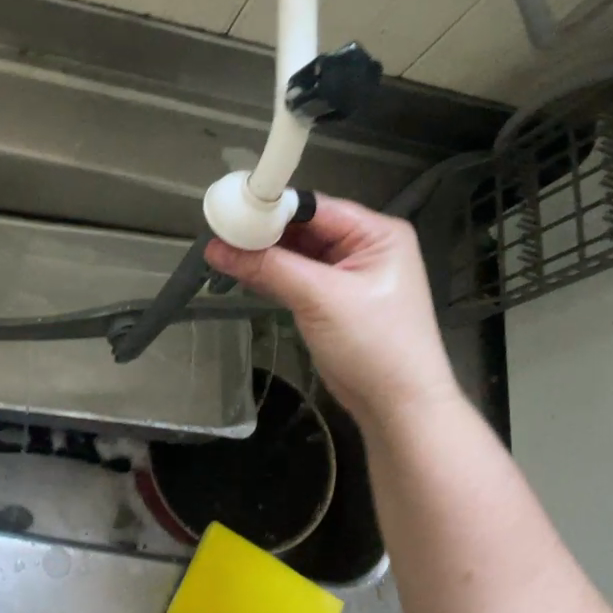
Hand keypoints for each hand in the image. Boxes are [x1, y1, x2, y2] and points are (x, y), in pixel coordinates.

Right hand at [206, 197, 460, 431]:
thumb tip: (215, 248)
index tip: (229, 210)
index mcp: (377, 234)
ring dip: (263, 256)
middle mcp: (364, 248)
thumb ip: (268, 268)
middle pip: (304, 229)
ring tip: (220, 252)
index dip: (273, 207)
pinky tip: (239, 274)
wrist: (398, 405)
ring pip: (297, 255)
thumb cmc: (373, 344)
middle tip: (218, 233)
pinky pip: (295, 279)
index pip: (316, 208)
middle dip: (263, 233)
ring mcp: (348, 277)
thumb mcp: (320, 299)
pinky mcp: (332, 302)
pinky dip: (270, 277)